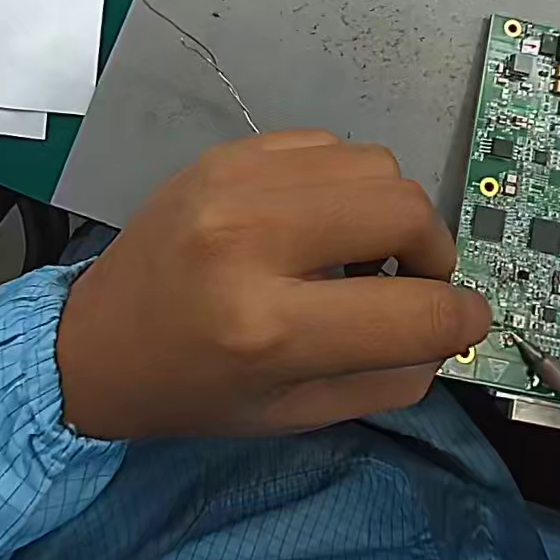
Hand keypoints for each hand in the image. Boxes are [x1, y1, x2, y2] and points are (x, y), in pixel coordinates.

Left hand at [56, 131, 490, 438]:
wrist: (93, 336)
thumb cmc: (190, 388)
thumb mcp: (291, 415)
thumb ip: (387, 378)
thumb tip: (446, 327)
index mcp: (268, 327)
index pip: (416, 312)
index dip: (462, 317)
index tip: (466, 316)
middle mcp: (253, 238)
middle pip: (405, 208)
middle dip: (434, 250)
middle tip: (411, 277)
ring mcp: (237, 180)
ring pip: (375, 164)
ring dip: (389, 210)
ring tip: (358, 246)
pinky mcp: (228, 152)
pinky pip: (329, 144)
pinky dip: (344, 182)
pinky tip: (317, 216)